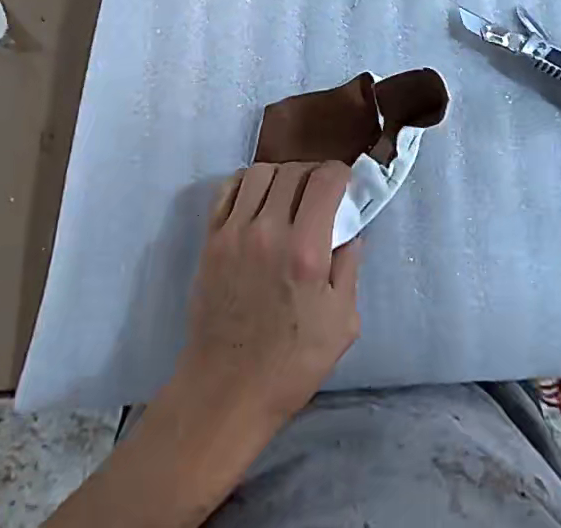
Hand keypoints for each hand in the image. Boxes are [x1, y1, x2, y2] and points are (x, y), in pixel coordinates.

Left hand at [44, 162, 362, 527]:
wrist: (227, 390)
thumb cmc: (292, 362)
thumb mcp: (343, 321)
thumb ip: (350, 267)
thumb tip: (349, 233)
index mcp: (306, 250)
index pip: (324, 180)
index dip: (340, 173)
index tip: (346, 183)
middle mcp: (268, 232)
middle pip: (293, 170)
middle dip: (314, 173)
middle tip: (322, 191)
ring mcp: (233, 234)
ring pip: (260, 173)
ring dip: (282, 176)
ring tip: (290, 195)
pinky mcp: (210, 242)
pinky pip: (228, 191)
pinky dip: (248, 185)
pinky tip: (259, 202)